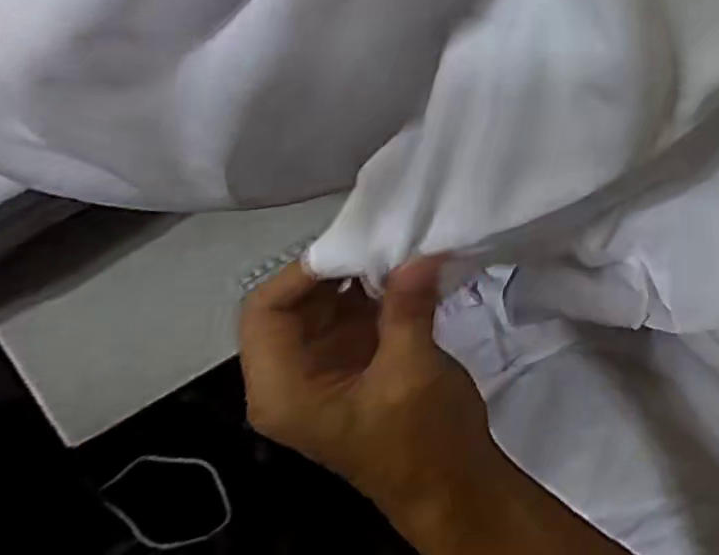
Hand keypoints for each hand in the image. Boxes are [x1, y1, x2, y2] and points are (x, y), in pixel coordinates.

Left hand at [239, 257, 500, 521]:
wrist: (451, 482)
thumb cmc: (419, 438)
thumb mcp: (411, 371)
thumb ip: (407, 309)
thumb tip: (420, 254)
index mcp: (284, 388)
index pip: (267, 312)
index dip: (303, 272)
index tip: (358, 240)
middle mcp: (295, 374)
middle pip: (296, 304)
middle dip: (338, 268)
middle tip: (386, 236)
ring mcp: (331, 366)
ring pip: (329, 304)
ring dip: (363, 275)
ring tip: (403, 246)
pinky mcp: (363, 360)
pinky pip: (361, 312)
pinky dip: (383, 288)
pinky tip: (414, 269)